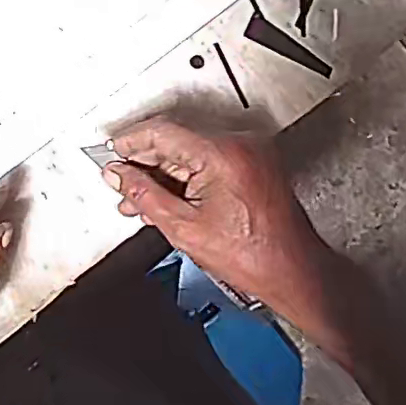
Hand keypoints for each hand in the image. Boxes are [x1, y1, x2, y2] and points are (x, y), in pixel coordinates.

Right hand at [102, 117, 330, 314]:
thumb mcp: (183, 228)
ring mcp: (248, 150)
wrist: (293, 272)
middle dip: (143, 161)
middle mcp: (239, 144)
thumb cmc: (253, 257)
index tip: (112, 150)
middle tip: (120, 180)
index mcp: (222, 155)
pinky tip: (167, 195)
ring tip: (140, 197)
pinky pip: (208, 157)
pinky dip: (184, 174)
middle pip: (175, 138)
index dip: (131, 142)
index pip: (163, 132)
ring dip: (162, 171)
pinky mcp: (252, 160)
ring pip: (189, 149)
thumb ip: (144, 195)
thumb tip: (119, 175)